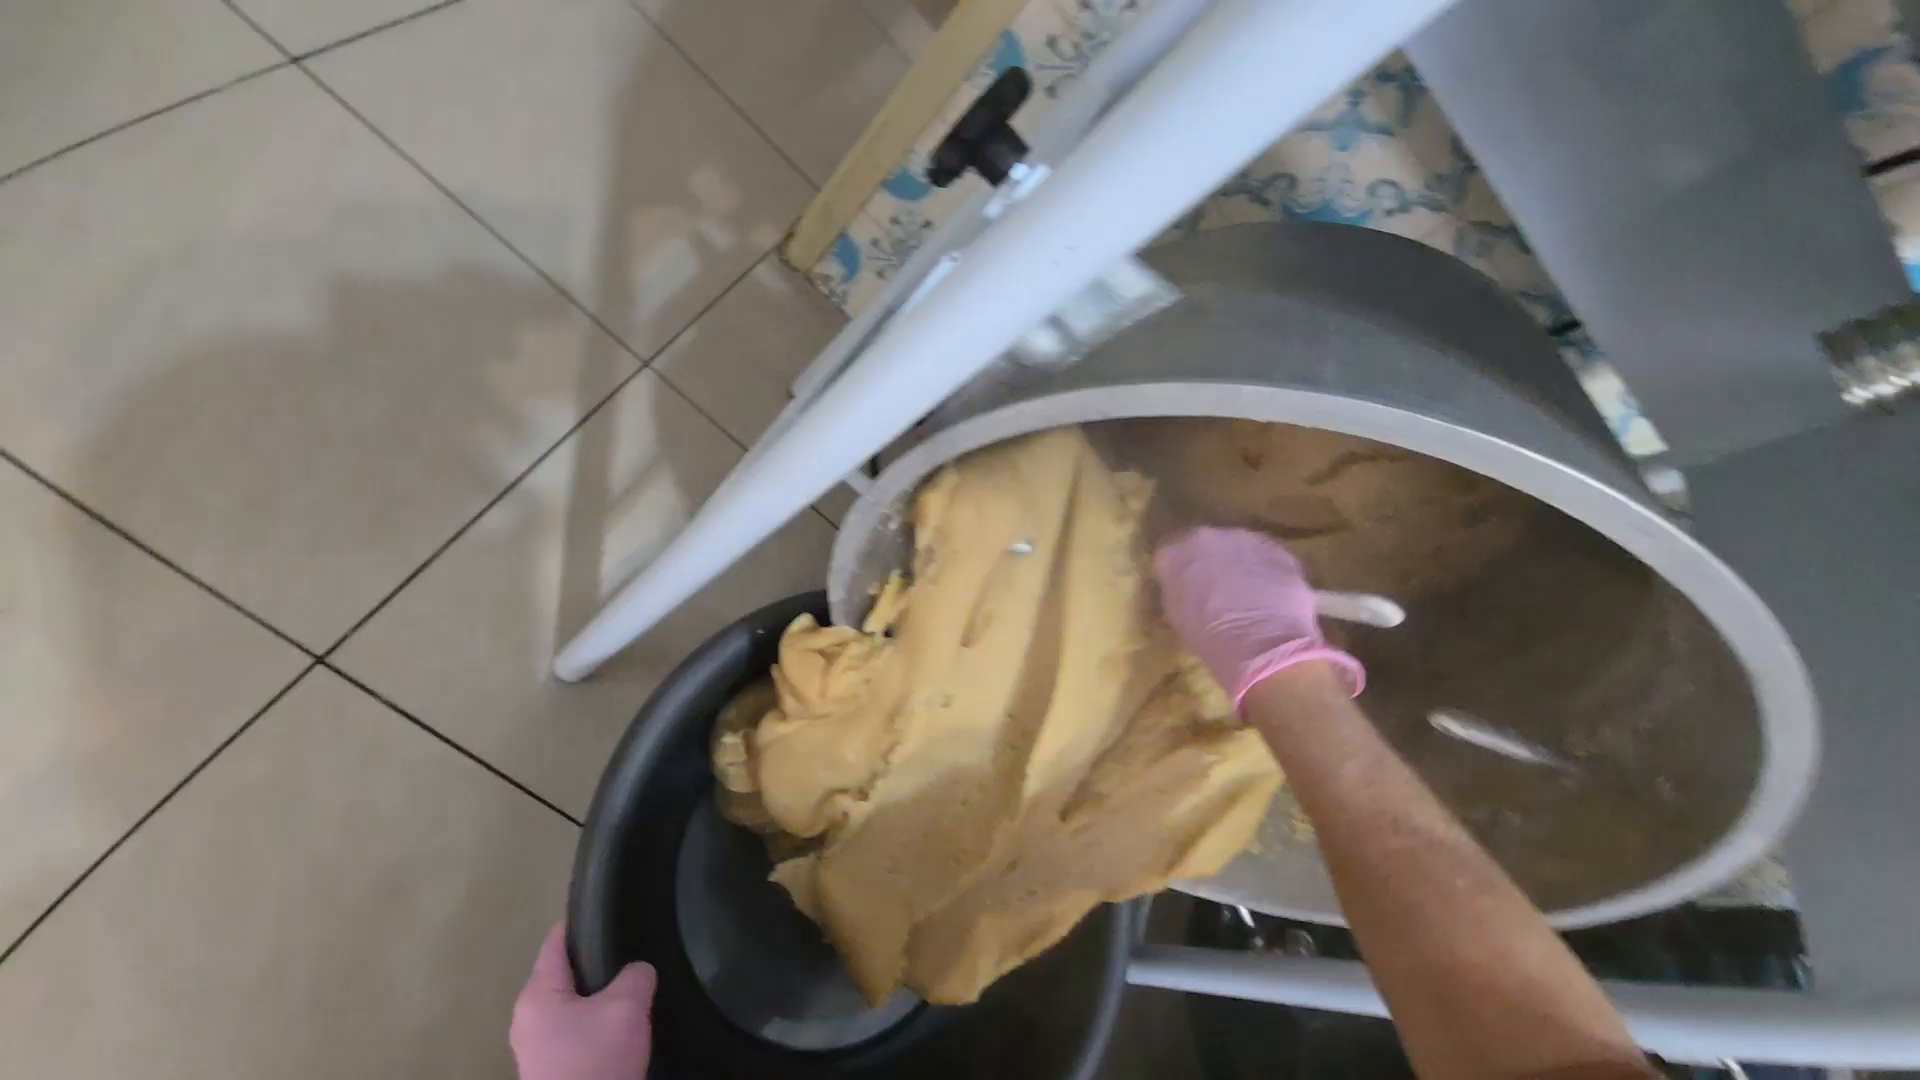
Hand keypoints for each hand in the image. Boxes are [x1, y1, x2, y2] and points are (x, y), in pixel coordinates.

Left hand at [510, 924, 655, 1079]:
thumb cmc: (595, 1062)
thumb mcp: (627, 1007)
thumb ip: (636, 975)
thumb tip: (637, 971)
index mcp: (537, 995)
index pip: (557, 940)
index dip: (585, 921)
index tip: (615, 907)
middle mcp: (527, 1018)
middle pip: (565, 972)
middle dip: (598, 960)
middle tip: (634, 949)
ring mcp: (536, 1048)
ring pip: (573, 1004)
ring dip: (600, 996)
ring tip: (635, 986)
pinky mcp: (551, 1070)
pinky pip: (576, 1030)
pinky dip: (597, 1022)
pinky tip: (623, 1024)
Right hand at [1153, 527, 1363, 706]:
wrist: (1259, 643)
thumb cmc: (1207, 636)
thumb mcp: (1176, 614)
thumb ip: (1177, 588)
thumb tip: (1186, 586)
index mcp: (1174, 552)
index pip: (1169, 552)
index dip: (1178, 569)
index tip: (1182, 585)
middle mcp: (1208, 536)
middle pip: (1206, 543)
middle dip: (1210, 561)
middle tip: (1216, 588)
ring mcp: (1246, 539)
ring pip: (1240, 547)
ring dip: (1241, 564)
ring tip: (1248, 594)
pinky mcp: (1278, 550)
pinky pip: (1268, 558)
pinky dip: (1267, 572)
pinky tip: (1271, 597)